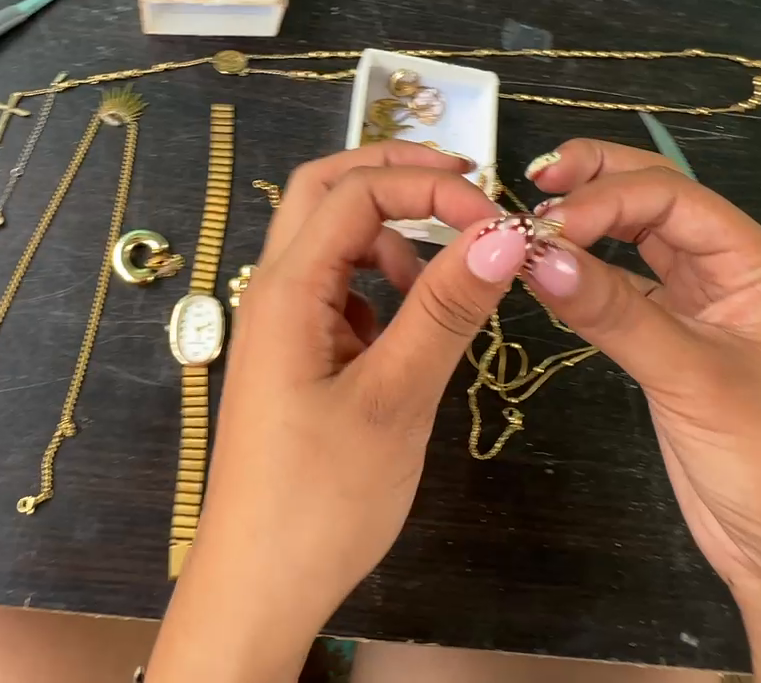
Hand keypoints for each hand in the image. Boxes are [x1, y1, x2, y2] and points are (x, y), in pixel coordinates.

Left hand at [147, 142, 519, 682]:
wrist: (259, 582)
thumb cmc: (322, 497)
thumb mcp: (394, 399)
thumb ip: (444, 310)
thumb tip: (501, 234)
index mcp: (286, 287)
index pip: (354, 192)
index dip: (426, 187)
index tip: (492, 215)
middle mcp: (273, 288)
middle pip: (324, 192)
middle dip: (392, 177)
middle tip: (463, 187)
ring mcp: (279, 320)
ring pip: (329, 240)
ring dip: (386, 237)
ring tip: (441, 279)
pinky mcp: (293, 351)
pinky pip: (334, 290)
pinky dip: (375, 285)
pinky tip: (405, 331)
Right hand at [521, 138, 760, 681]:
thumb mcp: (698, 381)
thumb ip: (613, 312)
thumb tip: (532, 255)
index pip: (673, 198)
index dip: (604, 198)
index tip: (542, 224)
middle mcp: (733, 277)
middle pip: (660, 203)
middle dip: (599, 181)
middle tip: (533, 179)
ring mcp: (706, 314)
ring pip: (640, 245)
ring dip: (591, 228)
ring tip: (534, 221)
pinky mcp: (678, 351)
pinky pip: (627, 294)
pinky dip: (588, 279)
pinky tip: (552, 276)